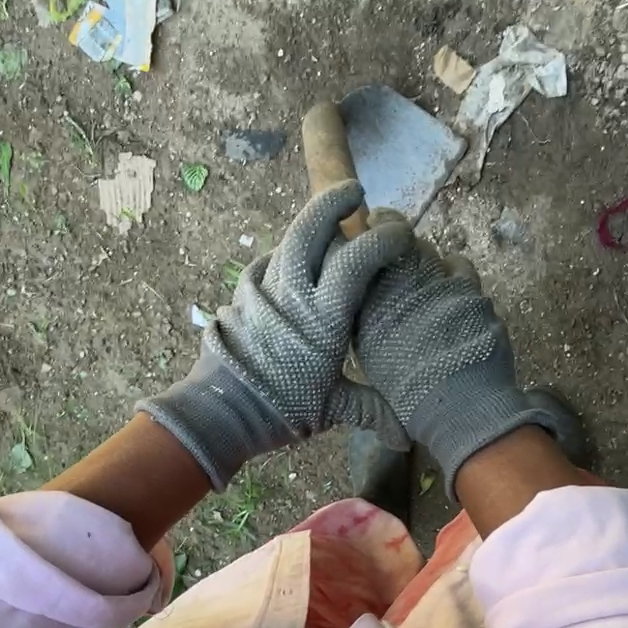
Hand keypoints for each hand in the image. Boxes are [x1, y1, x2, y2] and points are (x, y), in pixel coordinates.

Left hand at [138, 183, 413, 488]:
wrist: (219, 412)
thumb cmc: (281, 410)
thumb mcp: (333, 410)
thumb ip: (372, 409)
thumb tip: (408, 436)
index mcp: (322, 316)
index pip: (356, 259)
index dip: (382, 240)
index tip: (400, 234)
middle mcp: (292, 291)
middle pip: (312, 229)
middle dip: (334, 203)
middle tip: (354, 191)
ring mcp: (263, 289)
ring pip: (288, 241)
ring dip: (310, 226)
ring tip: (328, 223)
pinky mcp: (242, 295)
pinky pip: (269, 263)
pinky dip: (288, 255)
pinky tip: (296, 264)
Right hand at [351, 234, 560, 500]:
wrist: (460, 404)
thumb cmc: (409, 392)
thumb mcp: (373, 359)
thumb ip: (368, 322)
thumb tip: (368, 298)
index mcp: (372, 302)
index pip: (364, 251)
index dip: (366, 235)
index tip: (366, 229)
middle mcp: (403, 284)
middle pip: (398, 242)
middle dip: (393, 236)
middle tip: (392, 241)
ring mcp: (440, 283)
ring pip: (429, 251)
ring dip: (424, 256)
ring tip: (423, 270)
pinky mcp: (471, 289)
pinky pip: (459, 266)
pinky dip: (453, 271)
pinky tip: (452, 284)